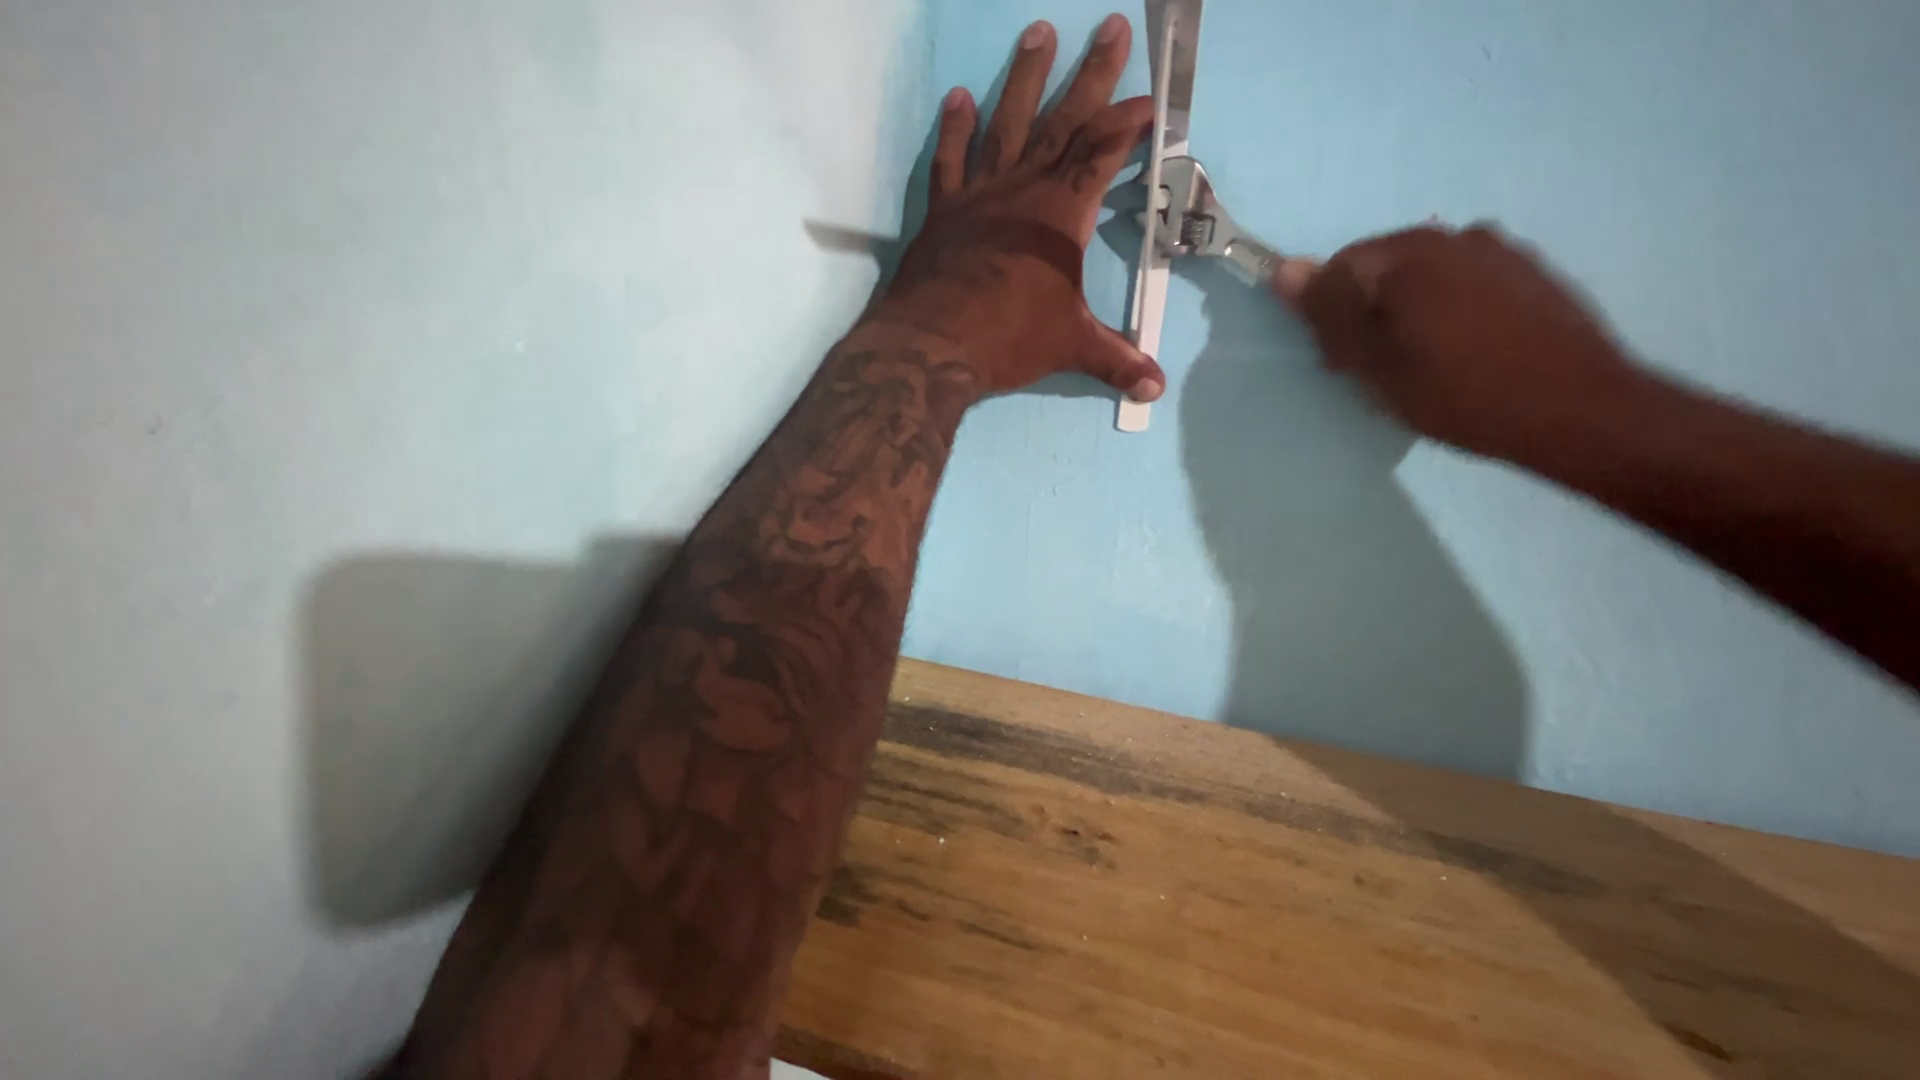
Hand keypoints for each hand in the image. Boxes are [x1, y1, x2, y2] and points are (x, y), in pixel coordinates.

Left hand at [873, 15, 1165, 402]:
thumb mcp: (1071, 346)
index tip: (1154, 101)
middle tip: (1112, 26)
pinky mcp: (943, 211)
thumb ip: (1115, 360)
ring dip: (1024, 78)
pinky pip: (950, 160)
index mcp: (1061, 214)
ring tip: (1038, 30)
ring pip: (1006, 123)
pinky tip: (958, 97)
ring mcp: (978, 195)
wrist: (932, 344)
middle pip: (1064, 120)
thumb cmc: (1009, 338)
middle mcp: (1022, 190)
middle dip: (1092, 74)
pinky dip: (954, 129)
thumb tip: (1156, 388)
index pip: (1104, 153)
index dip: (1131, 124)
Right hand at [1277, 225, 1644, 460]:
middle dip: (1372, 312)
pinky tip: (1473, 354)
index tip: (1347, 362)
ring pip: (1428, 278)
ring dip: (1415, 312)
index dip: (1330, 317)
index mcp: (1405, 254)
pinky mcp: (1533, 274)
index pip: (1336, 270)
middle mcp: (1452, 236)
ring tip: (1432, 364)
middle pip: (1382, 270)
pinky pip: (1470, 286)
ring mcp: (1500, 250)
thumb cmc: (1457, 391)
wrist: (1575, 409)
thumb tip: (1285, 270)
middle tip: (1384, 369)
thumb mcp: (1374, 364)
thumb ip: (1328, 313)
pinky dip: (1457, 312)